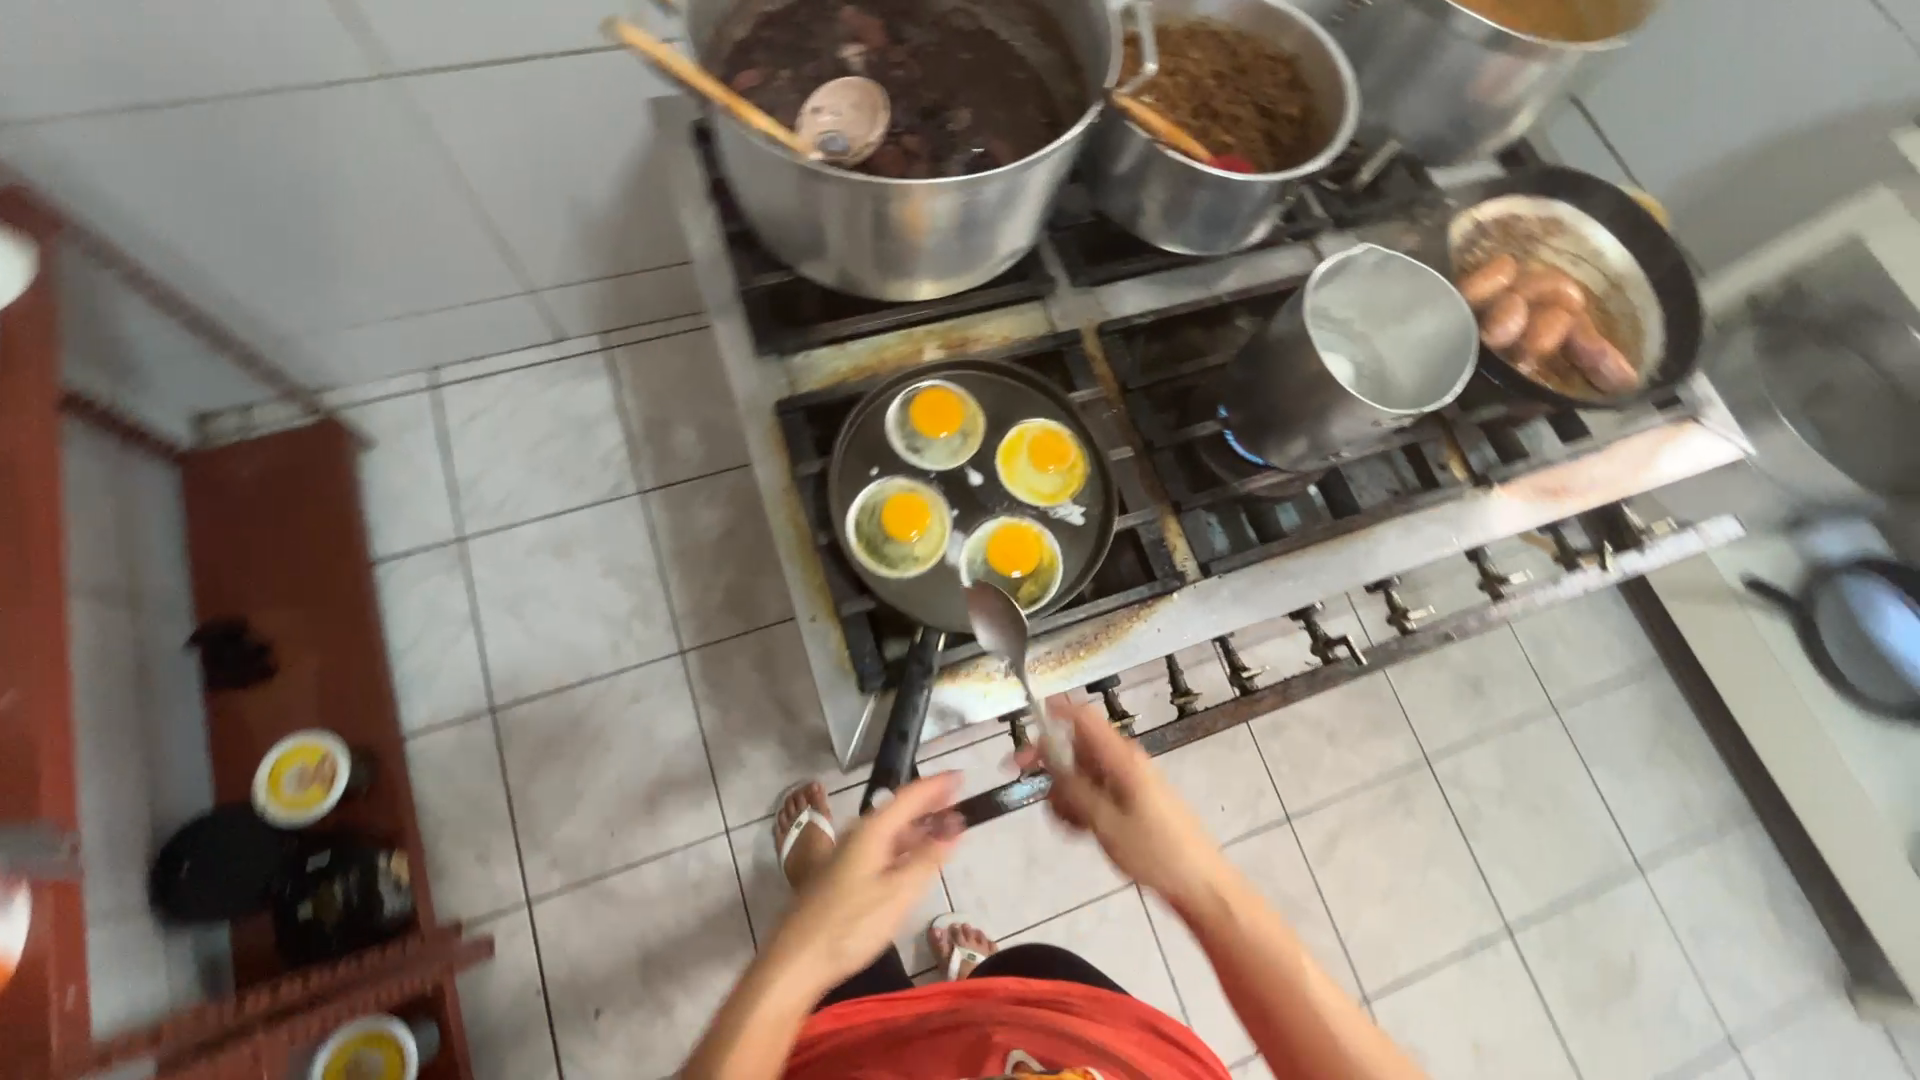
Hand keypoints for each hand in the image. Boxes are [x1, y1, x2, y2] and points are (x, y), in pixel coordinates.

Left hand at [766, 772, 963, 988]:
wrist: (796, 960)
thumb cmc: (849, 926)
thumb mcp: (897, 894)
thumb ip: (928, 859)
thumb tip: (954, 827)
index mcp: (872, 832)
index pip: (909, 797)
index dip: (936, 786)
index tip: (960, 776)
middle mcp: (858, 835)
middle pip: (898, 811)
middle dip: (928, 804)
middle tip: (957, 799)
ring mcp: (848, 855)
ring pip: (889, 832)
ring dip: (916, 827)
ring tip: (942, 827)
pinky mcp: (843, 875)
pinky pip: (880, 848)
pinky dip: (902, 846)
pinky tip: (912, 859)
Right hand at [1019, 699, 1229, 910]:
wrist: (1199, 884)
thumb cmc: (1155, 852)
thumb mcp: (1105, 822)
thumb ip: (1072, 788)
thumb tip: (1046, 755)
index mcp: (1121, 759)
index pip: (1084, 718)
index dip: (1056, 711)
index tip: (1029, 718)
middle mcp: (1123, 763)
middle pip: (1076, 748)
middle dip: (1051, 765)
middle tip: (1023, 778)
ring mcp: (1128, 783)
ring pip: (1082, 774)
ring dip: (1065, 794)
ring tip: (1069, 824)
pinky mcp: (1130, 803)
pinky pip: (1095, 794)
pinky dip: (1081, 807)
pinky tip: (1080, 831)